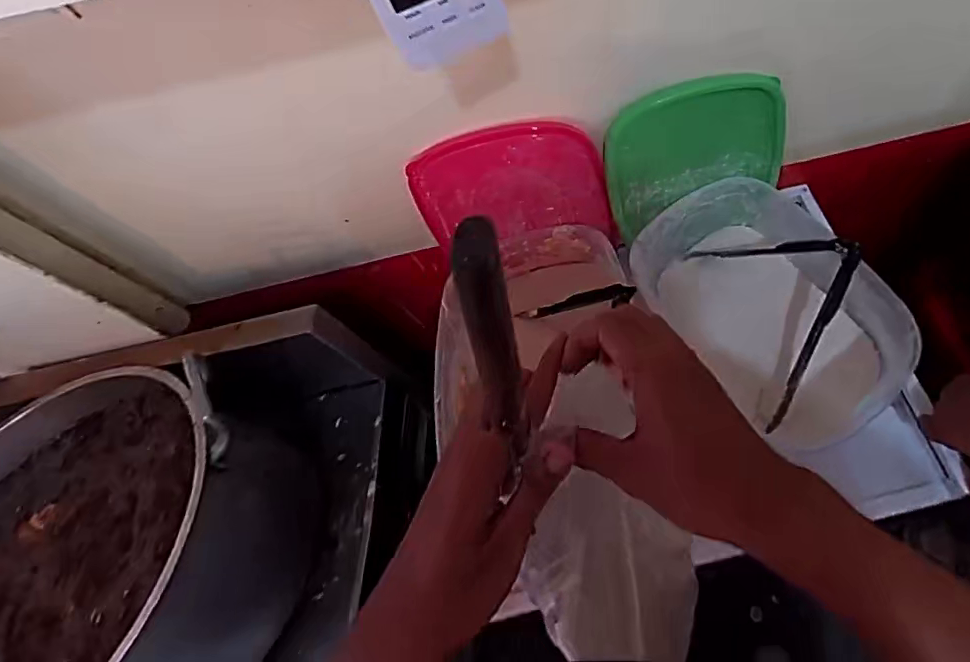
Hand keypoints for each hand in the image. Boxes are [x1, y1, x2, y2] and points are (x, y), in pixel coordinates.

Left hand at [337, 335, 573, 661]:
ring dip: (520, 409)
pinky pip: (483, 439)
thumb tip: (565, 439)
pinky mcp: (451, 479)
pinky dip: (509, 434)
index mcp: (476, 463)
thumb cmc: (455, 590)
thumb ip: (534, 489)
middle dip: (529, 385)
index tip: (560, 346)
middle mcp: (461, 453)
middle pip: (496, 398)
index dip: (539, 374)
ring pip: (489, 417)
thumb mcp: (506, 546)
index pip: (511, 403)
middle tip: (567, 384)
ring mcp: (453, 464)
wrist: (402, 623)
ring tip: (555, 414)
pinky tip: (528, 456)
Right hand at [557, 305, 814, 551]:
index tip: (563, 370)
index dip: (578, 338)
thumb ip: (588, 448)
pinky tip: (627, 387)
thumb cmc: (695, 483)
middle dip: (594, 333)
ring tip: (596, 373)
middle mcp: (672, 354)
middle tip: (574, 367)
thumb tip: (550, 440)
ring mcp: (689, 363)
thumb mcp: (633, 471)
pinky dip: (636, 349)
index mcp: (653, 367)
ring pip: (646, 325)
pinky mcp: (699, 376)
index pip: (608, 324)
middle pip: (626, 316)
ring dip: (616, 338)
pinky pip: (661, 342)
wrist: (758, 495)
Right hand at [923, 370, 969, 501]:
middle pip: (941, 417)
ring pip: (954, 404)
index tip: (955, 445)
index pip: (928, 431)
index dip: (940, 437)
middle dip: (955, 426)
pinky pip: (966, 392)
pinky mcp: (968, 377)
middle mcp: (941, 406)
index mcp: (942, 428)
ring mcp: (953, 389)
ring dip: (965, 412)